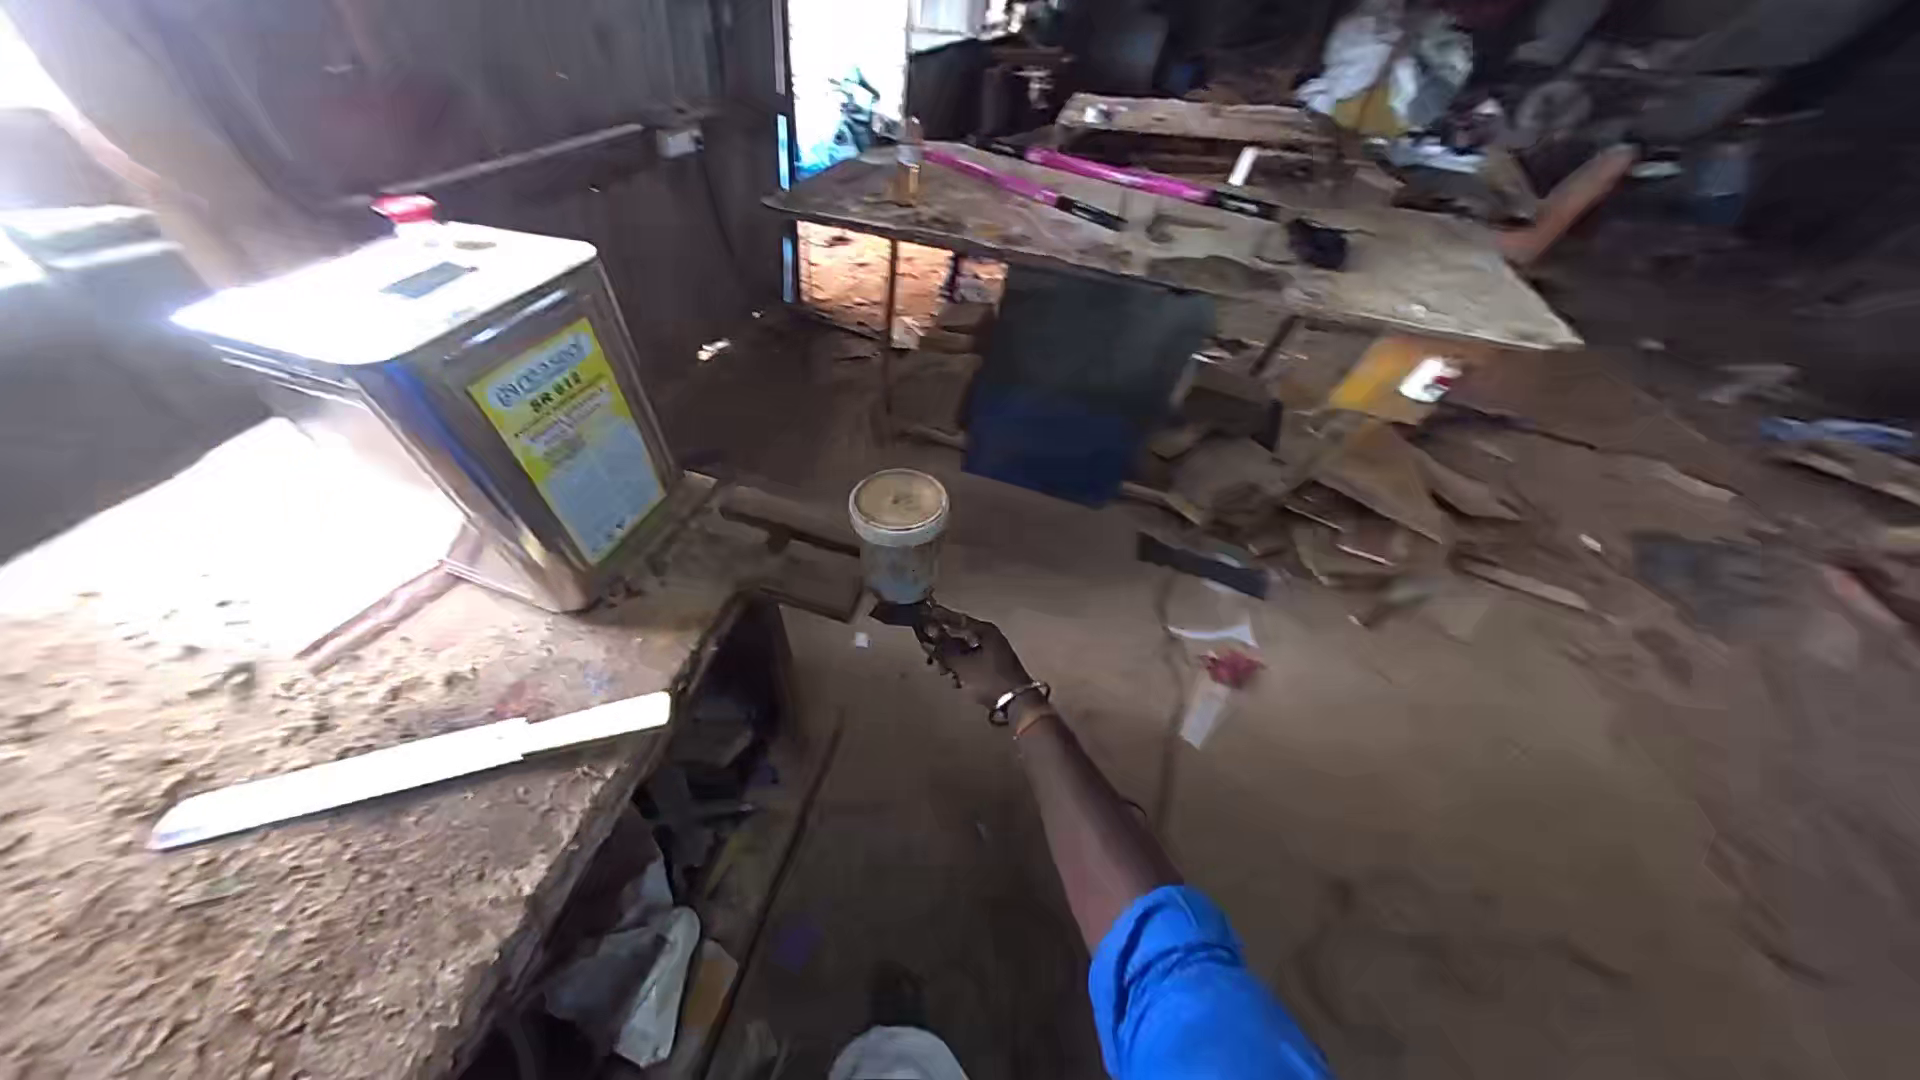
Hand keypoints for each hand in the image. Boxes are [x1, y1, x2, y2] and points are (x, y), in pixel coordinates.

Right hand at [924, 608, 1033, 711]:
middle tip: (928, 652)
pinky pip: (971, 663)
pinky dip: (961, 670)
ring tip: (942, 671)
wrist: (1016, 702)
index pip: (958, 619)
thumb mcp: (963, 665)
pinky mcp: (992, 668)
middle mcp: (989, 638)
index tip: (924, 615)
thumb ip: (944, 651)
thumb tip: (927, 640)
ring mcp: (992, 653)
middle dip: (943, 646)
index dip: (939, 618)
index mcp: (985, 631)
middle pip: (959, 636)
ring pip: (964, 651)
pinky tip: (956, 681)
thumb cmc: (989, 679)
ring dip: (950, 661)